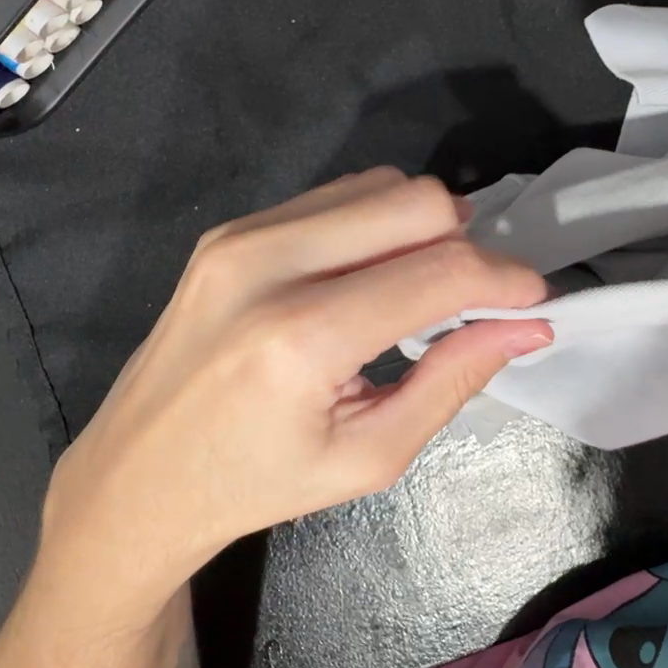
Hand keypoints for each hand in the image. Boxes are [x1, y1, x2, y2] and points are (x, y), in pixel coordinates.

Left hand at [34, 170, 550, 628]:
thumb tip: (528, 327)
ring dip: (426, 230)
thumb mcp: (372, 455)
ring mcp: (242, 235)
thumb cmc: (259, 482)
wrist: (134, 482)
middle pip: (417, 202)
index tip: (534, 301)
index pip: (441, 273)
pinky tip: (374, 276)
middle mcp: (266, 263)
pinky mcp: (232, 229)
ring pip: (383, 186)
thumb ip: (456, 379)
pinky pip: (340, 196)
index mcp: (300, 337)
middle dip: (469, 245)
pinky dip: (382, 225)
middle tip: (474, 299)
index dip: (506, 280)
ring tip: (423, 289)